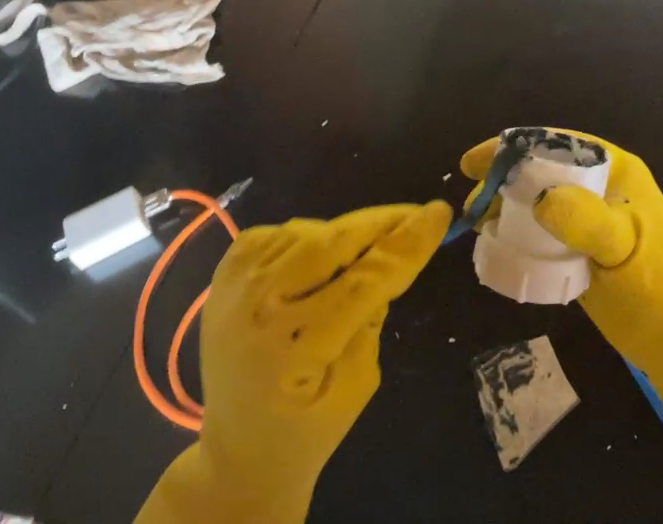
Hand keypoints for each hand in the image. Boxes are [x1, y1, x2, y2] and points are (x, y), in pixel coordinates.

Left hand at [137, 200, 451, 523]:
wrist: (238, 448)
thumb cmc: (310, 425)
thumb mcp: (359, 381)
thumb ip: (373, 317)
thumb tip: (393, 256)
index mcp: (297, 350)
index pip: (364, 280)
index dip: (406, 244)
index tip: (438, 214)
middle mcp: (259, 309)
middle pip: (332, 242)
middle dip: (382, 223)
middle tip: (419, 215)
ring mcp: (235, 286)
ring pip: (307, 231)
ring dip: (346, 231)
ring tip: (371, 246)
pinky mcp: (223, 274)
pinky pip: (278, 232)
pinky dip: (308, 234)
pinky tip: (322, 254)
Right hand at [459, 130, 662, 359]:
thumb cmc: (660, 287)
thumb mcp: (623, 247)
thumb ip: (586, 220)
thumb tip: (539, 199)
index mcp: (615, 172)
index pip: (557, 145)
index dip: (514, 148)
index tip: (474, 163)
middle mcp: (600, 189)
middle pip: (542, 171)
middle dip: (504, 182)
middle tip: (475, 207)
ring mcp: (590, 222)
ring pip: (538, 203)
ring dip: (507, 210)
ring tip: (481, 228)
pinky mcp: (581, 252)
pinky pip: (542, 235)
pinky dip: (518, 237)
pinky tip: (498, 249)